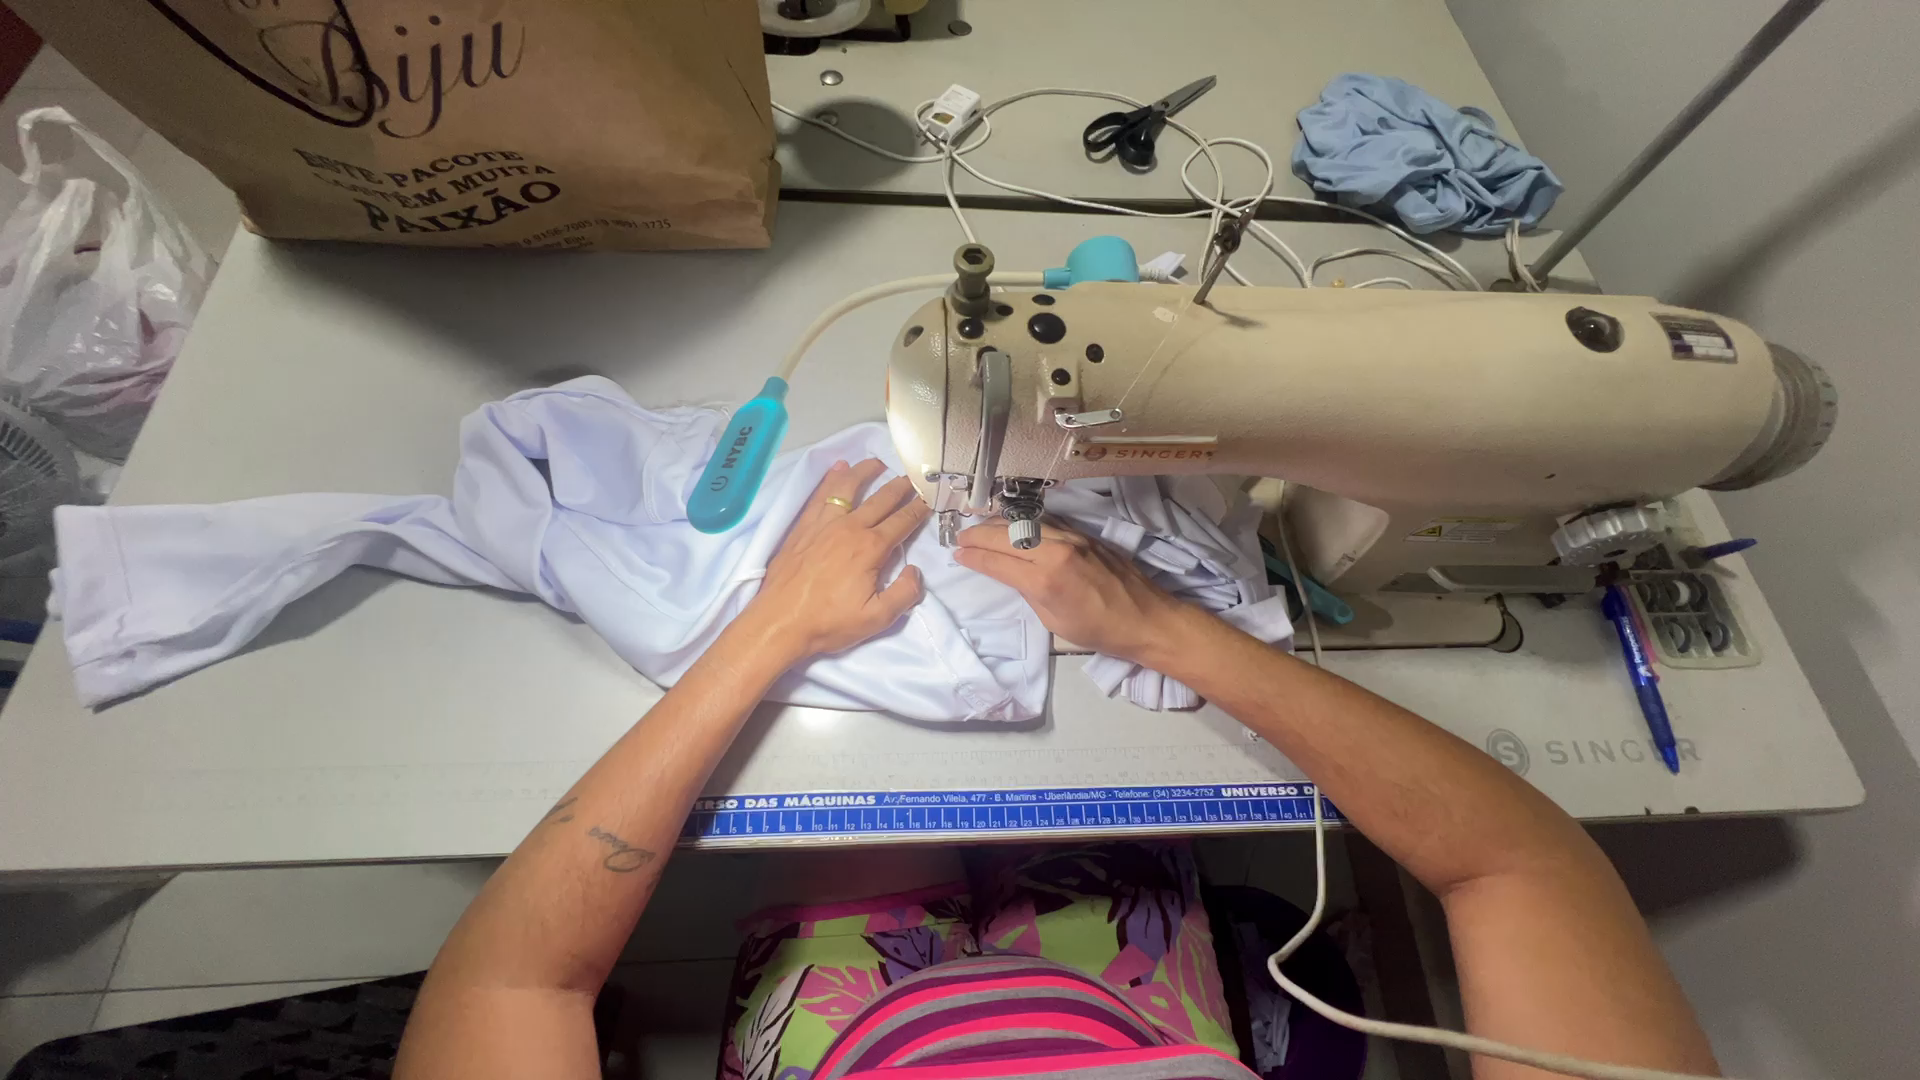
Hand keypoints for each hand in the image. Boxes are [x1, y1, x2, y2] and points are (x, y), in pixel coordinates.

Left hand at [739, 459, 930, 663]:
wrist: (779, 622)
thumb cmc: (829, 623)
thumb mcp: (877, 618)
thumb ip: (904, 593)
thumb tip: (914, 570)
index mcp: (870, 548)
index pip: (902, 522)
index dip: (919, 509)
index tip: (930, 498)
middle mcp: (849, 528)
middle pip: (880, 499)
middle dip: (900, 486)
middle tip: (913, 476)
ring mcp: (823, 524)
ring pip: (848, 488)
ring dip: (865, 472)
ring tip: (877, 463)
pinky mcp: (803, 527)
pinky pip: (820, 495)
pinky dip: (831, 479)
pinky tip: (837, 468)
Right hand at [954, 520, 1191, 665]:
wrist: (1148, 619)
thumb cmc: (1100, 632)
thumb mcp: (1054, 621)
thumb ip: (1030, 593)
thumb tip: (1012, 575)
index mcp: (1046, 579)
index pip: (998, 562)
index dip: (974, 557)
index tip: (957, 553)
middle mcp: (1058, 551)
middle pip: (1007, 536)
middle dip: (979, 535)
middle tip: (961, 536)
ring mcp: (1074, 539)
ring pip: (1027, 523)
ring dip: (1000, 524)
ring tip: (982, 528)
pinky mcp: (1087, 535)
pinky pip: (1049, 522)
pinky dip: (1026, 522)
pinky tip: (1016, 525)